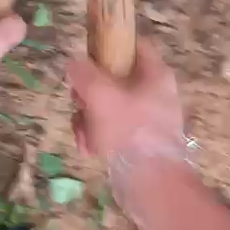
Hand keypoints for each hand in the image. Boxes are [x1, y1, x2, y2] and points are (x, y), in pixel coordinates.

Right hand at [66, 38, 186, 160]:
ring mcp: (148, 119)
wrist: (153, 186)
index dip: (108, 43)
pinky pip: (112, 130)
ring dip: (88, 118)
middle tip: (79, 103)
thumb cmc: (130, 131)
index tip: (85, 53)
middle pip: (113, 77)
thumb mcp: (100, 94)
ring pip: (107, 105)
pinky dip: (97, 137)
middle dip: (88, 92)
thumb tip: (74, 64)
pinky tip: (90, 149)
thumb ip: (83, 73)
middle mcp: (155, 93)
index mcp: (155, 75)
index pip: (134, 44)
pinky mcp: (140, 142)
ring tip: (84, 134)